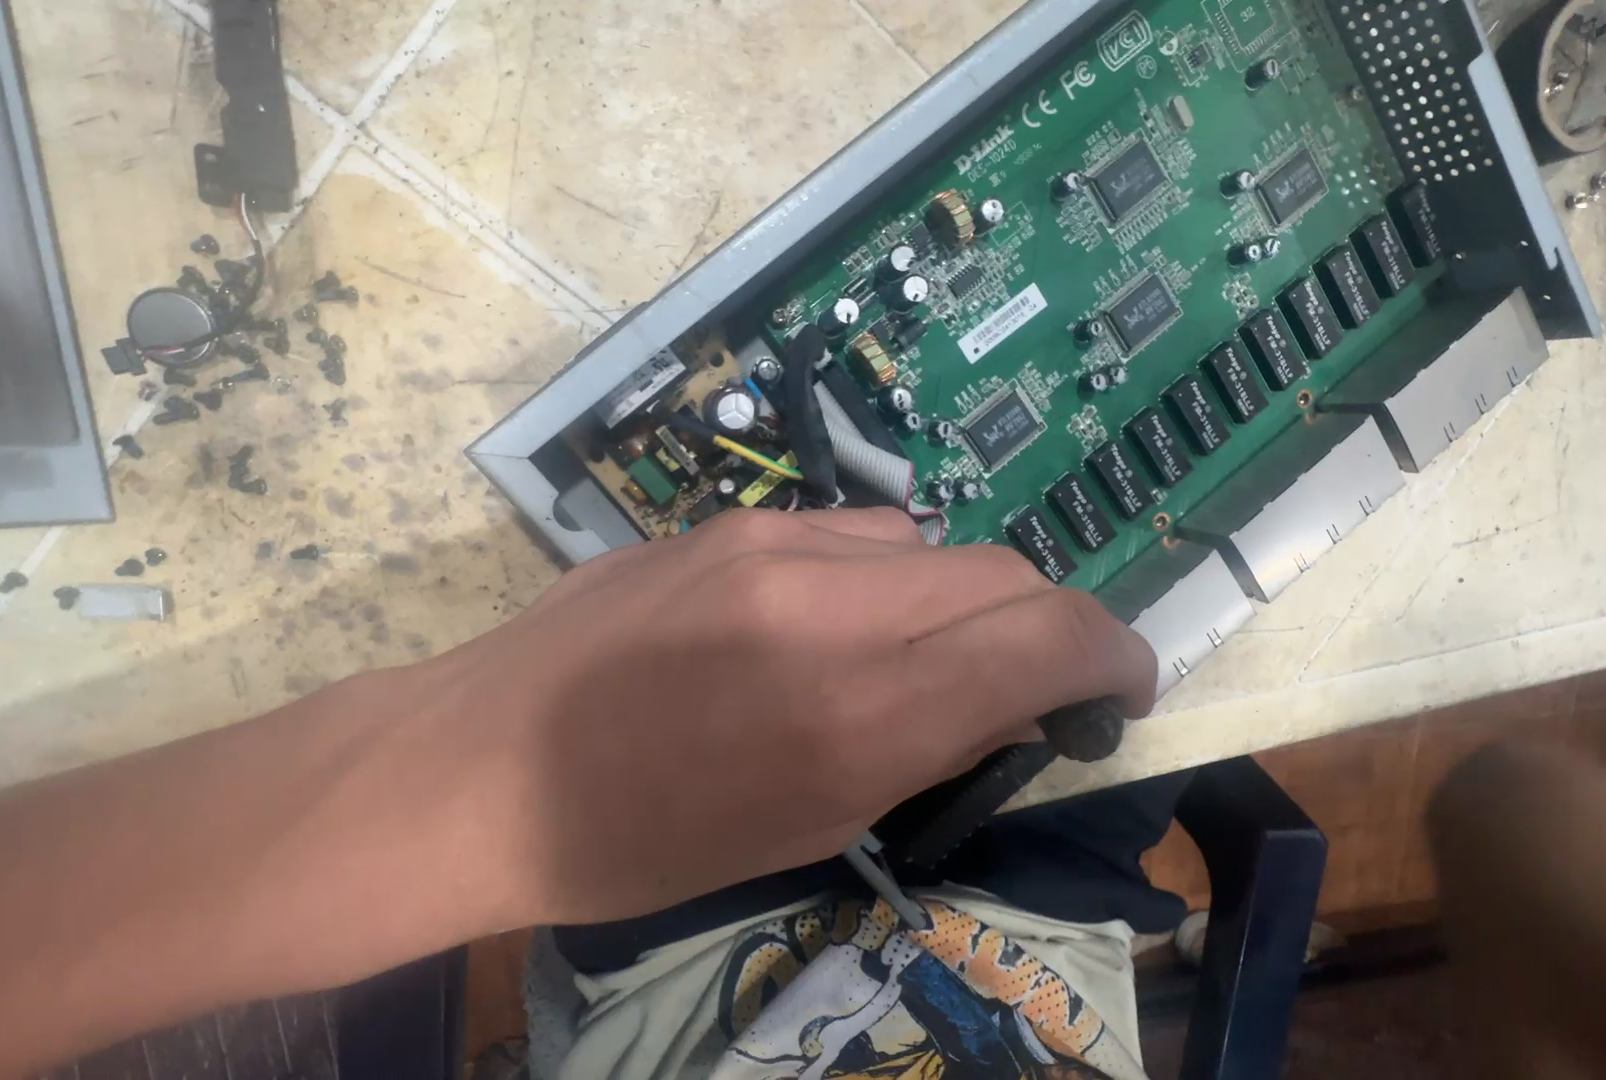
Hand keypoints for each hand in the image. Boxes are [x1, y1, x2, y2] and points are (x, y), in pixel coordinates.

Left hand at [421, 507, 1158, 926]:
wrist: (485, 764)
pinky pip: (854, 534)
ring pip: (932, 544)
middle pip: (1005, 573)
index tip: (1120, 687)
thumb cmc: (643, 838)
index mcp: (856, 709)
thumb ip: (926, 745)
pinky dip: (883, 576)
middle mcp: (829, 601)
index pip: (1049, 638)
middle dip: (1042, 625)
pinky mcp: (730, 519)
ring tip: (912, 652)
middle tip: (1023, 680)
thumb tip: (1010, 696)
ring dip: (955, 599)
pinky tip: (834, 617)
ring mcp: (773, 542)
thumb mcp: (808, 823)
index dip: (1114, 656)